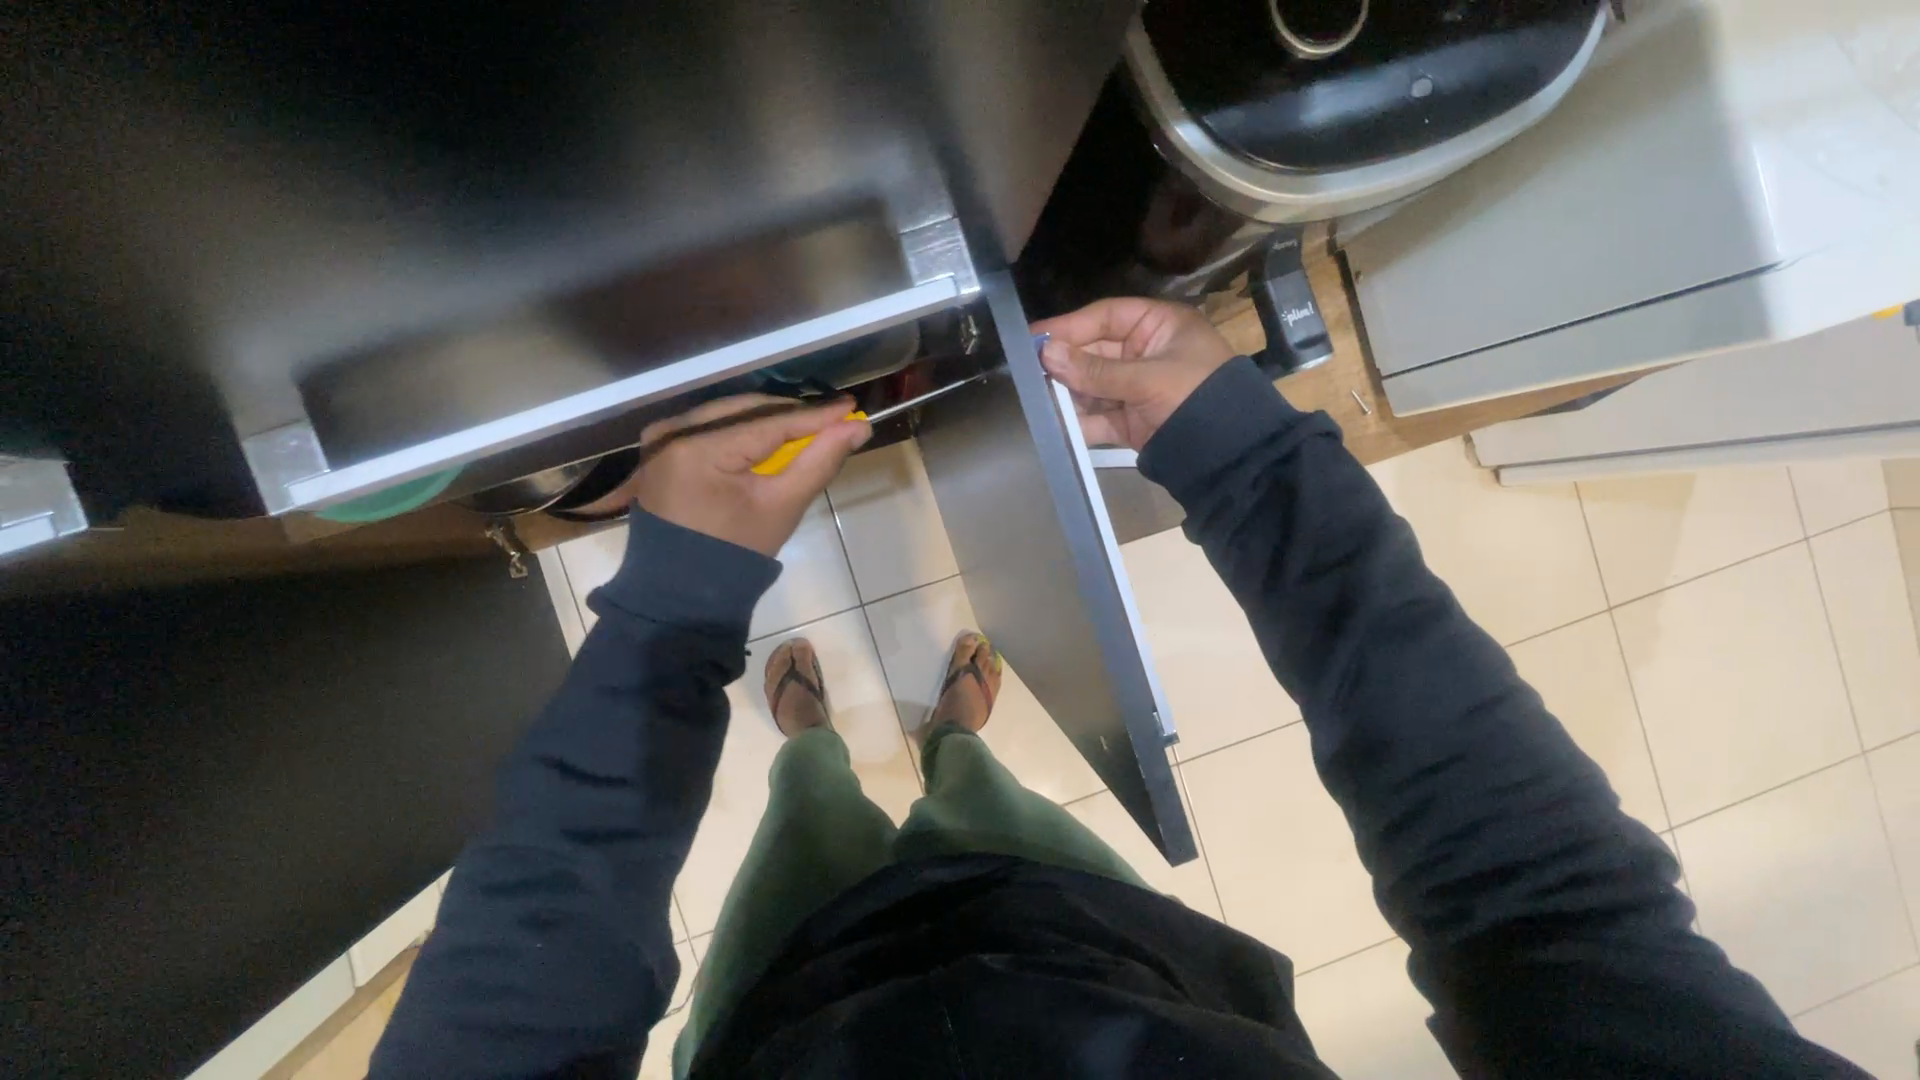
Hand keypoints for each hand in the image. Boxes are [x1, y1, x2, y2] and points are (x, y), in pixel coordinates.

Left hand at [591, 394, 870, 555]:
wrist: (681, 591)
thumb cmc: (736, 552)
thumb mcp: (782, 506)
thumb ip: (819, 461)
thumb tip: (858, 427)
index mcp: (699, 448)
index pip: (768, 421)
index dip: (814, 414)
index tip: (851, 406)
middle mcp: (673, 431)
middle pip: (745, 410)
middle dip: (790, 413)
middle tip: (833, 417)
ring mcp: (660, 438)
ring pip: (727, 414)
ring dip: (767, 419)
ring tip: (806, 425)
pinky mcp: (659, 449)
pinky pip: (709, 427)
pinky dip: (741, 430)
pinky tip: (769, 436)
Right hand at [1031, 297, 1236, 451]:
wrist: (1231, 456)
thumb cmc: (1195, 397)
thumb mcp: (1147, 379)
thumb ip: (1095, 371)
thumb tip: (1047, 354)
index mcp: (1159, 327)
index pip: (1106, 317)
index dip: (1069, 327)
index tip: (1034, 338)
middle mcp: (1146, 353)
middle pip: (1094, 352)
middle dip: (1065, 364)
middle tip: (1029, 373)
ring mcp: (1137, 389)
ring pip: (1092, 386)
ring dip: (1066, 395)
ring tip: (1036, 399)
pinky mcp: (1131, 422)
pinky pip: (1097, 418)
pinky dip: (1077, 423)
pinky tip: (1053, 425)